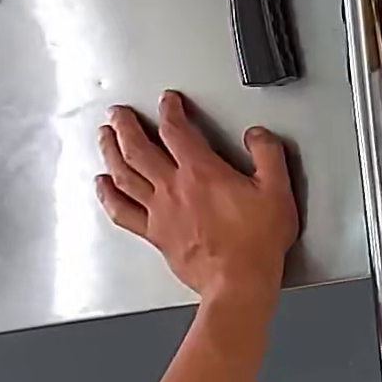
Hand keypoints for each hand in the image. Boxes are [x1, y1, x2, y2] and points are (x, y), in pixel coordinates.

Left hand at [95, 91, 298, 318]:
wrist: (239, 280)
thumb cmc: (258, 239)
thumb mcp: (278, 189)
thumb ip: (268, 155)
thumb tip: (256, 134)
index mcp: (203, 173)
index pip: (178, 132)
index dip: (171, 111)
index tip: (169, 101)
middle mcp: (174, 188)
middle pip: (139, 149)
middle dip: (127, 126)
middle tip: (119, 113)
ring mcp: (160, 212)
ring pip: (124, 175)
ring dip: (111, 151)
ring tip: (105, 137)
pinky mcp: (155, 233)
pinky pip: (122, 210)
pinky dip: (108, 195)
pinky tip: (103, 186)